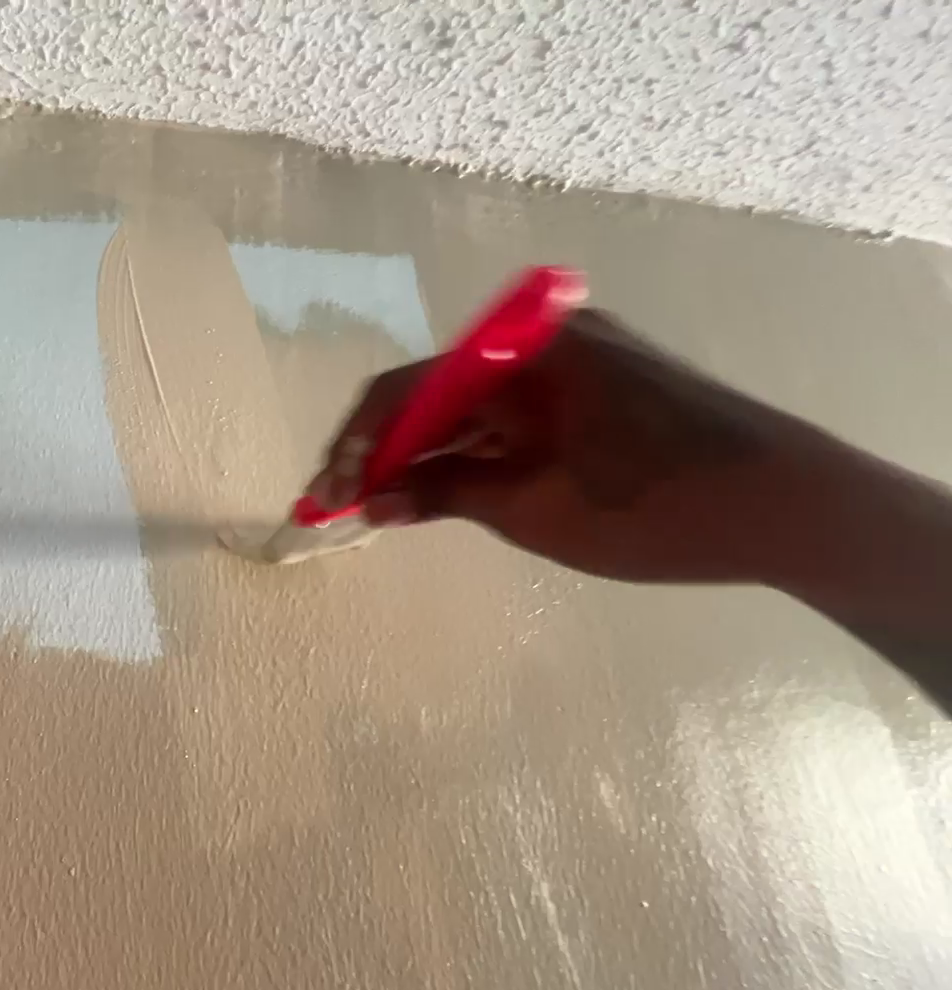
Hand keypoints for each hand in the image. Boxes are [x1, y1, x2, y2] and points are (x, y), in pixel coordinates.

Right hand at [312, 308, 833, 583]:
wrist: (795, 512)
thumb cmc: (655, 508)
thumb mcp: (531, 508)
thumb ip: (442, 494)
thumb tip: (370, 503)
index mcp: (524, 355)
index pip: (407, 390)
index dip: (356, 446)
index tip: (326, 497)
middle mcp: (538, 346)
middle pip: (427, 395)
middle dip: (377, 453)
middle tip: (338, 506)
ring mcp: (560, 367)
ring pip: (457, 410)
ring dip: (414, 458)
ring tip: (369, 507)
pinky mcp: (578, 394)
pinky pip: (495, 419)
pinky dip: (459, 457)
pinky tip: (424, 491)